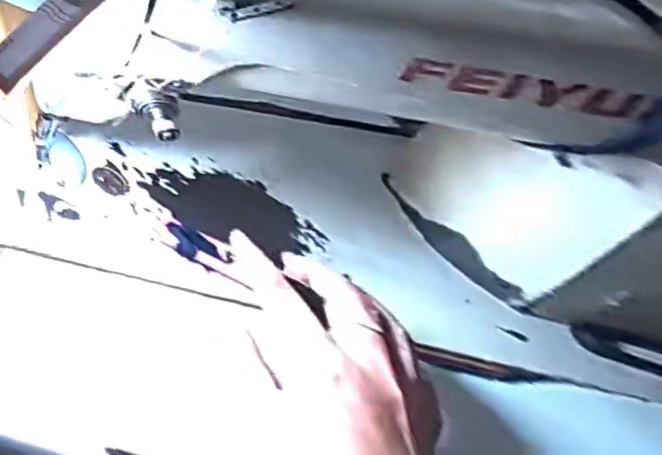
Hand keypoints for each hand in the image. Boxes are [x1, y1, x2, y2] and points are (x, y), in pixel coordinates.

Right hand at [231, 231, 440, 454]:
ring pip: (386, 320)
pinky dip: (390, 334)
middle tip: (289, 262)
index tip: (243, 245)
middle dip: (312, 269)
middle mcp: (370, 369)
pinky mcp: (426, 413)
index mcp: (324, 365)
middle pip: (344, 295)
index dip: (256, 263)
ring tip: (335, 285)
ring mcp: (404, 390)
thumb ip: (247, 364)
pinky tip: (380, 337)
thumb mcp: (266, 415)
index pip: (280, 294)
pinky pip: (413, 358)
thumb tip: (235, 330)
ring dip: (355, 294)